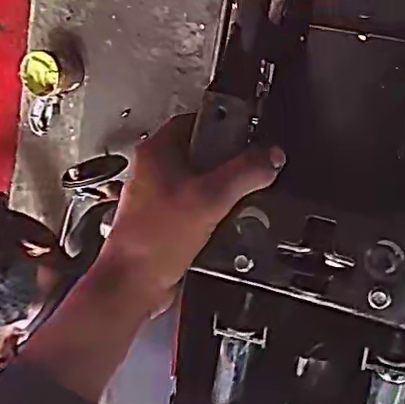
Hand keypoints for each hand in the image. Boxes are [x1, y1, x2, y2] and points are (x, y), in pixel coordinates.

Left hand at [89, 114, 283, 314]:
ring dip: (221, 189)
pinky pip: (197, 205)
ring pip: (201, 180)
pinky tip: (222, 222)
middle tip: (245, 169)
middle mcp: (154, 170)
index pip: (197, 118)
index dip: (224, 123)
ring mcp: (158, 196)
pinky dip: (213, 211)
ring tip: (234, 198)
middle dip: (227, 161)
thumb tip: (270, 157)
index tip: (247, 132)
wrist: (134, 284)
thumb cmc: (152, 241)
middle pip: (202, 151)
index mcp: (157, 151)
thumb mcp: (211, 198)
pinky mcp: (165, 219)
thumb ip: (245, 173)